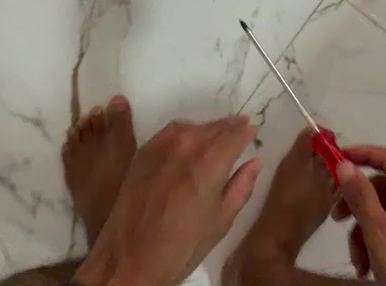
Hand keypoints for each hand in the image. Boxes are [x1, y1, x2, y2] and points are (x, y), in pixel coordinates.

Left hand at [73, 115, 261, 285]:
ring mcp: (163, 144)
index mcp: (210, 161)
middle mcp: (187, 143)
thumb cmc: (182, 246)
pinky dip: (186, 134)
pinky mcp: (145, 150)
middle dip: (230, 128)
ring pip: (194, 126)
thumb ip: (242, 186)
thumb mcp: (221, 221)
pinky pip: (172, 132)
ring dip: (208, 130)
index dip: (247, 131)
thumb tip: (255, 161)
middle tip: (238, 133)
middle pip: (216, 126)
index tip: (252, 131)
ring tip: (214, 142)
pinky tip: (188, 147)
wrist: (130, 258)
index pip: (236, 132)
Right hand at [329, 145, 385, 285]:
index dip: (363, 154)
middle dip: (357, 204)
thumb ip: (361, 197)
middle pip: (383, 188)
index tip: (337, 159)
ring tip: (356, 260)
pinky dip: (375, 243)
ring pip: (384, 213)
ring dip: (363, 232)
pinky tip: (366, 268)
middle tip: (335, 218)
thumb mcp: (379, 235)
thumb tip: (344, 163)